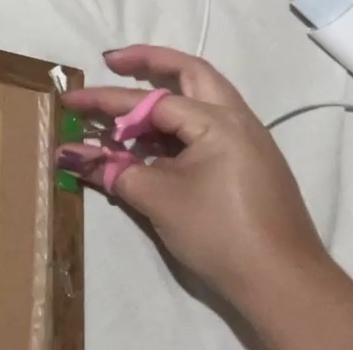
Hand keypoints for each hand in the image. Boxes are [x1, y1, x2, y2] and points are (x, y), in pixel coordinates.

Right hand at [58, 45, 328, 303]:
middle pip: (191, 73)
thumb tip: (64, 153)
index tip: (69, 102)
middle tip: (112, 63)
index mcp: (218, 123)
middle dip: (149, 62)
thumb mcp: (153, 197)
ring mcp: (250, 143)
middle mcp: (239, 121)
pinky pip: (208, 124)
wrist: (289, 290)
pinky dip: (177, 121)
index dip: (103, 101)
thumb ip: (107, 168)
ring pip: (203, 97)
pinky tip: (151, 141)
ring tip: (126, 105)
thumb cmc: (220, 234)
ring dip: (164, 92)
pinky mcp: (251, 164)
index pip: (148, 101)